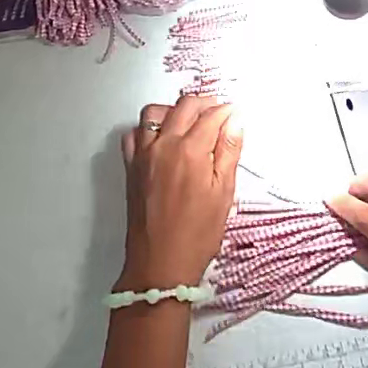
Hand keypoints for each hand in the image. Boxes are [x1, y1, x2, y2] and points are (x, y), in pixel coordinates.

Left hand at [119, 94, 242, 291]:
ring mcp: (143, 155)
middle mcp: (163, 145)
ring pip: (155, 113)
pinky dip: (148, 128)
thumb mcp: (224, 192)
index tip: (236, 115)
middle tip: (219, 113)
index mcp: (190, 150)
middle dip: (205, 103)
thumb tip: (235, 121)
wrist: (160, 264)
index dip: (227, 111)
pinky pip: (134, 134)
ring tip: (191, 122)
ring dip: (175, 110)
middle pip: (184, 106)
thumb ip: (229, 151)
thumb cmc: (197, 234)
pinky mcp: (131, 167)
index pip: (212, 115)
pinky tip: (163, 139)